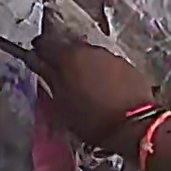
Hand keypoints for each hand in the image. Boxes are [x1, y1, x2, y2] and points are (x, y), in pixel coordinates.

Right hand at [39, 32, 156, 149]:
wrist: (135, 126)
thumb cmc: (91, 118)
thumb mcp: (60, 103)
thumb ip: (48, 78)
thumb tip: (37, 62)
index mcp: (67, 57)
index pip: (44, 43)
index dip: (37, 51)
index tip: (36, 59)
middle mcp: (88, 49)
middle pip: (68, 47)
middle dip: (61, 58)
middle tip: (60, 76)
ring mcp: (109, 56)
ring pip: (89, 55)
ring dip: (83, 65)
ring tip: (83, 84)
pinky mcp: (127, 65)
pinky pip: (107, 64)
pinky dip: (101, 72)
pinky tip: (103, 88)